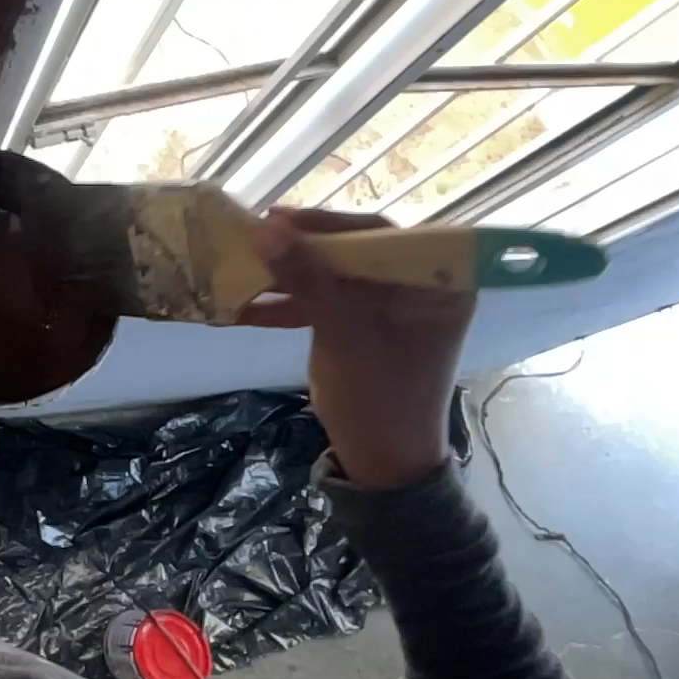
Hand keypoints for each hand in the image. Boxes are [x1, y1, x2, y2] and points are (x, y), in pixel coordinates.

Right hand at [235, 208, 474, 490]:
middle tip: (255, 234)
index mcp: (436, 285)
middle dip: (300, 246)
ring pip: (328, 275)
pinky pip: (319, 301)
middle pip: (349, 251)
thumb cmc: (378, 396)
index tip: (277, 218)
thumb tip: (264, 228)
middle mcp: (414, 288)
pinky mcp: (357, 325)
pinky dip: (285, 304)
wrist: (381, 460)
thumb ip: (307, 277)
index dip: (327, 223)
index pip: (379, 235)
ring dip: (286, 274)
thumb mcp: (343, 332)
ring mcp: (384, 308)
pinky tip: (243, 306)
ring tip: (242, 266)